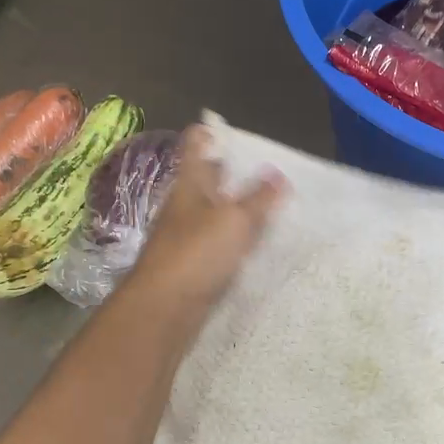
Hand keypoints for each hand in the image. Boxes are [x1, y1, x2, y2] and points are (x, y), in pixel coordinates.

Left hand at [123, 125, 285, 306]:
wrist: (165, 308)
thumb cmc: (197, 253)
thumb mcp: (235, 220)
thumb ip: (259, 198)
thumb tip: (278, 172)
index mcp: (191, 184)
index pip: (198, 145)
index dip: (214, 134)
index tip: (240, 135)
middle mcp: (186, 205)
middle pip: (209, 180)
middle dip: (234, 174)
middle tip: (269, 172)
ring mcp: (188, 236)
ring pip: (216, 213)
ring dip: (239, 210)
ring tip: (273, 208)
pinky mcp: (195, 265)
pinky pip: (220, 244)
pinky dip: (237, 241)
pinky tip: (257, 247)